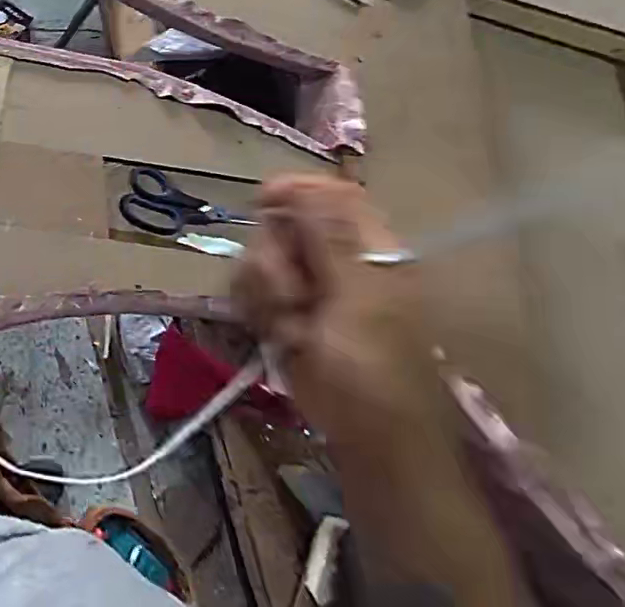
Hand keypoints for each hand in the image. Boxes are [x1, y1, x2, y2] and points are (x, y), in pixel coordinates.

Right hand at [233, 177, 525, 606]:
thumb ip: (332, 241)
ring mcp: (306, 284)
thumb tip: (309, 186)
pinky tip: (277, 334)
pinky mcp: (281, 308)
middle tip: (291, 294)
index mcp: (365, 247)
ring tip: (289, 326)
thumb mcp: (359, 300)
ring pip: (258, 257)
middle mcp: (332, 259)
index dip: (295, 190)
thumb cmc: (375, 371)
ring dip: (264, 290)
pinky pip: (248, 287)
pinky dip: (256, 309)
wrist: (367, 438)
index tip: (263, 200)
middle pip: (281, 225)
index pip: (329, 193)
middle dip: (275, 258)